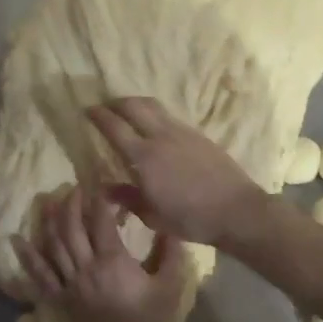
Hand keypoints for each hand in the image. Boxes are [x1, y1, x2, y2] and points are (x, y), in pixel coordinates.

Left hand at [13, 185, 187, 321]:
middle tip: (74, 188)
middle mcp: (86, 268)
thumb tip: (169, 226)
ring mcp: (70, 284)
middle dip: (71, 204)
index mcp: (113, 262)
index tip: (101, 184)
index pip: (101, 221)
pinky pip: (40, 276)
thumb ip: (171, 254)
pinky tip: (17, 240)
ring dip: (50, 221)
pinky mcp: (62, 299)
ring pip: (54, 246)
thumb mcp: (171, 287)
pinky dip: (28, 257)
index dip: (100, 199)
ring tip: (49, 201)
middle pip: (71, 228)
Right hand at [86, 97, 270, 245]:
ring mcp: (182, 132)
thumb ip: (127, 198)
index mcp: (143, 157)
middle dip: (115, 102)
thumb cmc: (190, 219)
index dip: (98, 116)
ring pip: (154, 106)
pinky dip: (155, 115)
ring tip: (128, 111)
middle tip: (105, 107)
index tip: (86, 110)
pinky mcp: (198, 135)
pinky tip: (155, 128)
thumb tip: (104, 189)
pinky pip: (170, 117)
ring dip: (136, 104)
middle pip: (133, 106)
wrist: (236, 210)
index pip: (114, 127)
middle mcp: (161, 137)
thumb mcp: (153, 215)